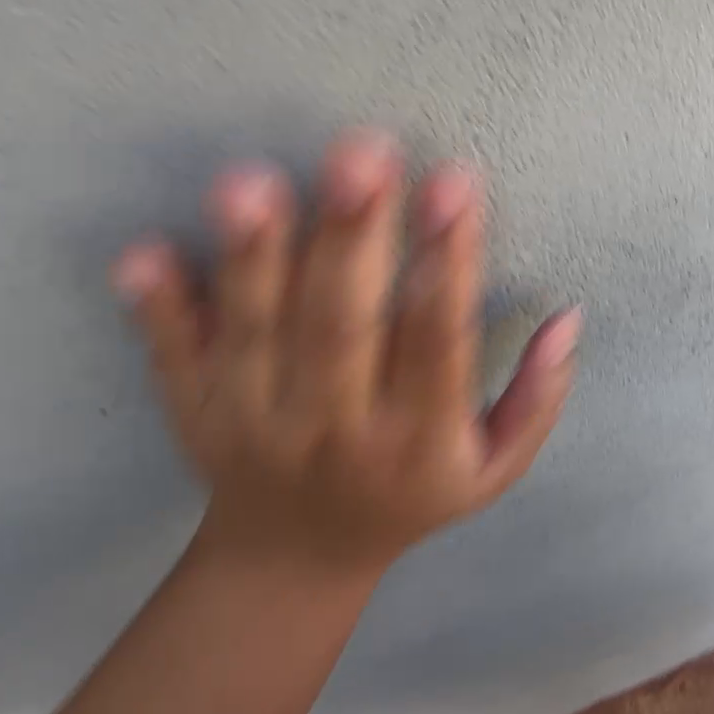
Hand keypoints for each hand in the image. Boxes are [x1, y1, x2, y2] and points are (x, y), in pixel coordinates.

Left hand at [111, 129, 578, 577]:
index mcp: (420, 439)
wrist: (294, 561)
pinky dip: (159, 307)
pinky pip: (174, 359)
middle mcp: (337, 427)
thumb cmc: (414, 496)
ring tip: (254, 179)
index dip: (449, 266)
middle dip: (353, 235)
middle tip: (363, 152)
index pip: (438, 343)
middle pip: (342, 324)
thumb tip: (567, 318)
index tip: (456, 189)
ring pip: (257, 331)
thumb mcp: (498, 467)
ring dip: (255, 253)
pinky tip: (145, 252)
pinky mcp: (198, 414)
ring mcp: (256, 421)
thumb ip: (539, 396)